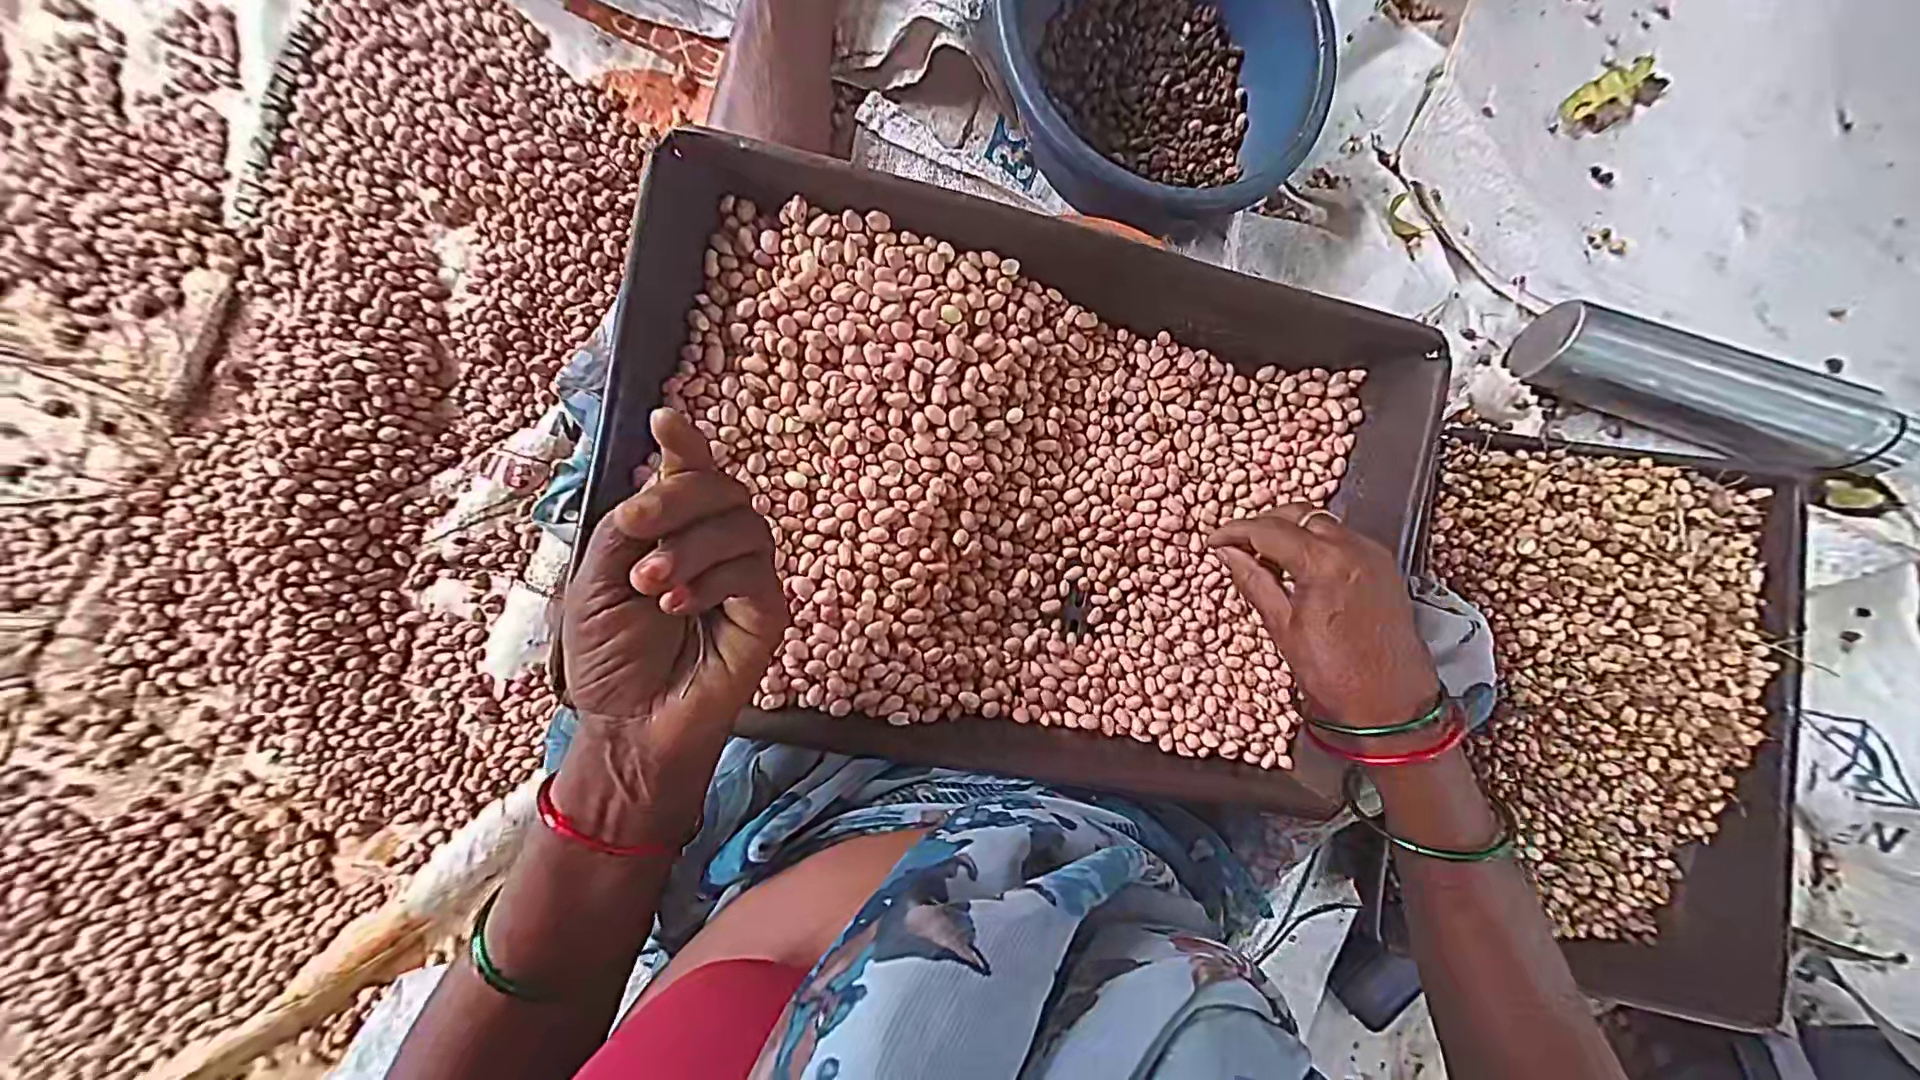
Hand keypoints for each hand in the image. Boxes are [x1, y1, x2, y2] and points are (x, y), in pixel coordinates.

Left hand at [562, 408, 788, 729]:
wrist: (631, 722)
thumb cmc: (610, 654)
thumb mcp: (597, 580)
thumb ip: (629, 528)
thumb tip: (662, 478)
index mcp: (674, 532)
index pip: (691, 476)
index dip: (685, 444)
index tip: (664, 420)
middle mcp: (717, 545)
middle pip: (723, 489)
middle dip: (678, 498)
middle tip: (637, 528)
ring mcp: (746, 576)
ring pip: (742, 527)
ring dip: (691, 548)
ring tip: (652, 586)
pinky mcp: (767, 609)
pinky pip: (754, 572)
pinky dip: (714, 580)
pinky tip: (680, 605)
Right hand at [1209, 506, 1439, 728]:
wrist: (1392, 706)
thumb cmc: (1337, 675)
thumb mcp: (1282, 627)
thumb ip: (1254, 581)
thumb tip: (1230, 555)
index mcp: (1325, 563)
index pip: (1268, 530)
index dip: (1235, 532)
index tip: (1216, 540)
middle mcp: (1354, 549)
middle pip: (1297, 514)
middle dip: (1262, 524)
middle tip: (1237, 545)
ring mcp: (1374, 556)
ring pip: (1320, 522)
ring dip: (1289, 530)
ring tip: (1264, 557)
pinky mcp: (1384, 567)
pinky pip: (1341, 538)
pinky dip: (1314, 541)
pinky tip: (1297, 566)